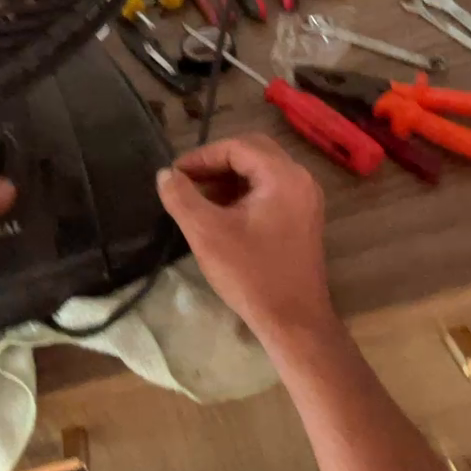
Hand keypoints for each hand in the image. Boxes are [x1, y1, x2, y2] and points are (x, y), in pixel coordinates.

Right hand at [156, 134, 336, 346]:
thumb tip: (165, 173)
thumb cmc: (251, 275)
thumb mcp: (207, 233)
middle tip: (188, 179)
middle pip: (252, 151)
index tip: (175, 174)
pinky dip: (243, 191)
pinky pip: (269, 188)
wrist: (295, 323)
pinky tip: (221, 212)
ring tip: (199, 196)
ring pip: (261, 169)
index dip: (201, 157)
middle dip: (216, 162)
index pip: (236, 146)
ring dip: (229, 176)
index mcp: (282, 176)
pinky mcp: (303, 217)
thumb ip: (181, 197)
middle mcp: (300, 179)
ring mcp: (305, 199)